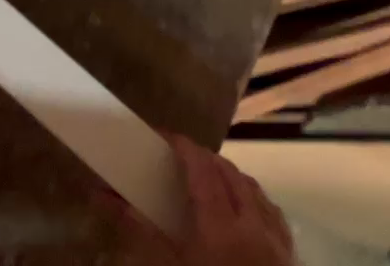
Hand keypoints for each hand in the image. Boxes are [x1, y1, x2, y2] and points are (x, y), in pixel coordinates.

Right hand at [119, 135, 294, 264]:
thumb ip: (137, 228)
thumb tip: (99, 194)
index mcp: (222, 225)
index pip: (202, 168)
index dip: (182, 145)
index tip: (160, 135)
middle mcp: (254, 226)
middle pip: (230, 173)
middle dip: (203, 157)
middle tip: (176, 156)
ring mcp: (277, 243)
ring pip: (255, 190)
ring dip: (230, 176)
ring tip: (206, 178)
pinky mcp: (290, 259)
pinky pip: (273, 214)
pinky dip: (253, 199)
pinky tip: (241, 209)